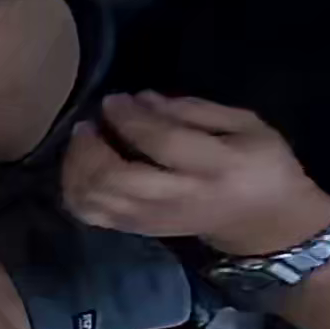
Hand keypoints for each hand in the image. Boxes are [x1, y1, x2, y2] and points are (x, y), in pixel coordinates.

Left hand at [63, 92, 329, 255]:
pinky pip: (88, 214)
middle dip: (89, 147)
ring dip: (75, 168)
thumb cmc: (256, 163)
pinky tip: (77, 170)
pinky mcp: (131, 229)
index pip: (159, 141)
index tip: (110, 100)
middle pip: (113, 177)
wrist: (257, 219)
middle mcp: (175, 197)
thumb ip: (192, 111)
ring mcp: (147, 218)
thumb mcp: (244, 126)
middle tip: (86, 125)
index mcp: (215, 165)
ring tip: (80, 143)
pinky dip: (73, 191)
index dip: (128, 118)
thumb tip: (140, 99)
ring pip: (92, 198)